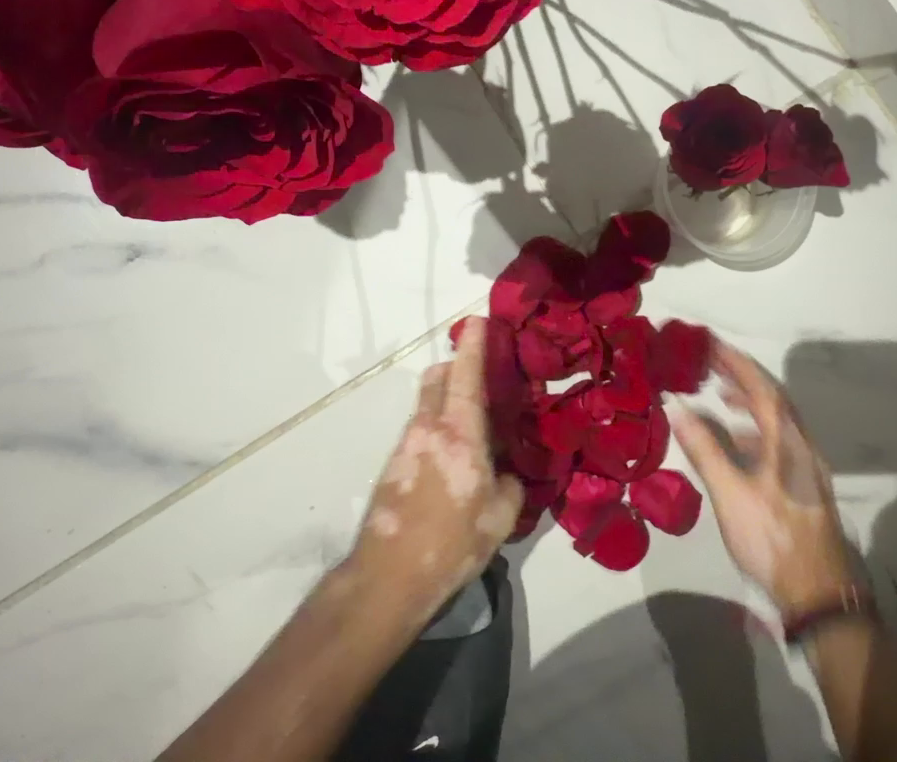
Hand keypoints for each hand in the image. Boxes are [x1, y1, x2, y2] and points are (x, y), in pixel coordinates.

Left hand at [350, 317, 524, 616]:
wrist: (387, 577)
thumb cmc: (452, 545)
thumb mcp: (500, 519)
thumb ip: (509, 486)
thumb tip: (505, 472)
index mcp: (459, 436)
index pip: (465, 376)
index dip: (472, 345)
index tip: (477, 320)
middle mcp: (428, 430)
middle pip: (437, 379)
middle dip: (455, 366)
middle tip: (480, 374)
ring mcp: (405, 446)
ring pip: (426, 405)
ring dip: (446, 400)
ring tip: (473, 424)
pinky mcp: (392, 466)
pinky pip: (420, 430)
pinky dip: (436, 427)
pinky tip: (452, 458)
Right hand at [669, 341, 854, 616]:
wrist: (817, 590)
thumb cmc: (771, 537)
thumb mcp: (730, 493)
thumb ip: (704, 448)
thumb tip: (676, 406)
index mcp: (787, 440)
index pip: (760, 386)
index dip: (734, 360)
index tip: (708, 342)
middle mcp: (801, 445)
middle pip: (772, 398)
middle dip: (741, 375)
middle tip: (708, 362)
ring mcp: (806, 466)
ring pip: (776, 420)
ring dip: (748, 401)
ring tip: (719, 394)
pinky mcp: (803, 485)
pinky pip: (777, 441)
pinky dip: (753, 429)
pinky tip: (735, 441)